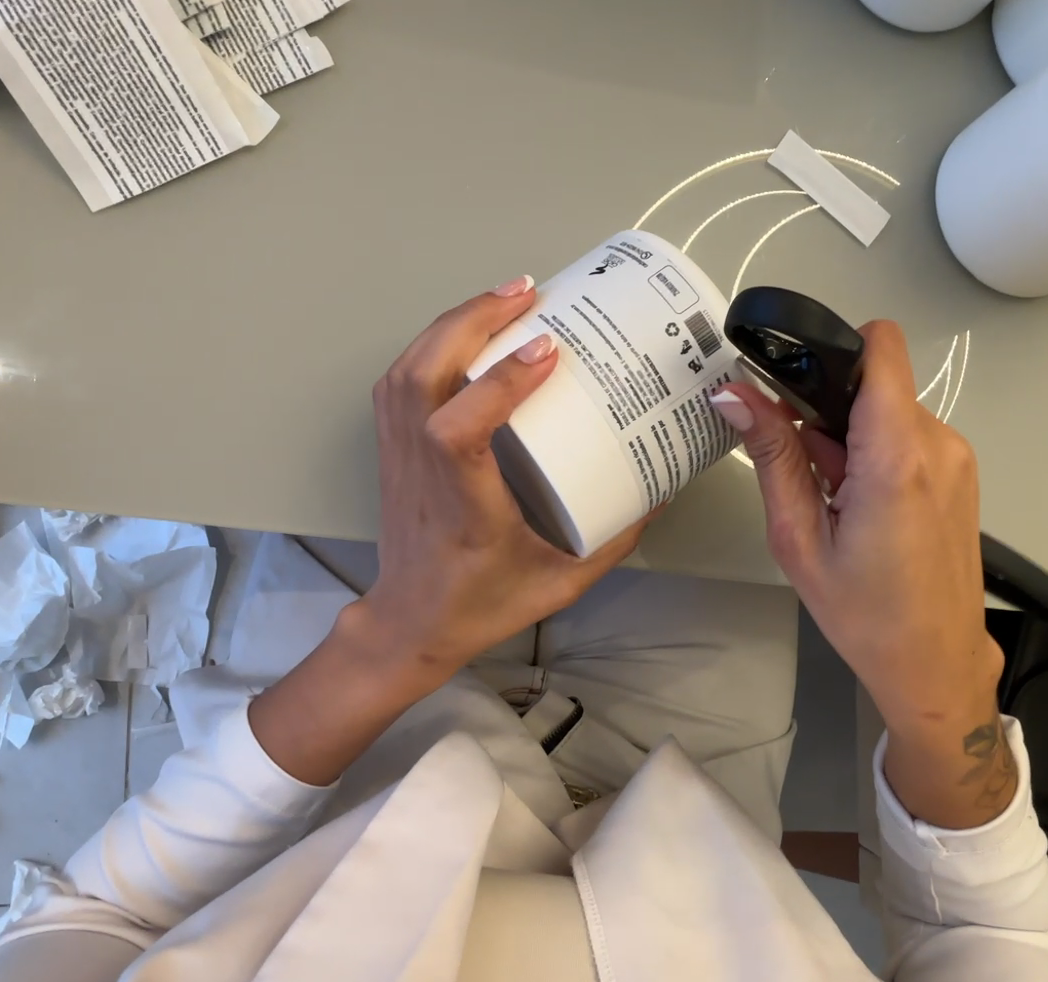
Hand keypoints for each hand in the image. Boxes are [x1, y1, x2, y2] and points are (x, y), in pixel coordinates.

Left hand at [248, 279, 650, 785]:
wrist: (410, 622)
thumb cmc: (481, 607)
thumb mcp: (561, 583)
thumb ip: (614, 540)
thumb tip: (657, 490)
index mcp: (462, 505)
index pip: (459, 429)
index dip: (500, 382)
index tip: (548, 348)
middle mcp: (421, 470)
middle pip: (423, 376)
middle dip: (472, 321)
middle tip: (528, 293)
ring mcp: (397, 455)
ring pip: (406, 368)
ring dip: (452, 322)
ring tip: (503, 299)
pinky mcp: (391, 448)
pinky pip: (399, 380)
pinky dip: (431, 342)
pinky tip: (466, 333)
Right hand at [710, 321, 1010, 827]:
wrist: (934, 664)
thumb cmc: (862, 613)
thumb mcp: (799, 538)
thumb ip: (772, 457)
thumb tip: (733, 395)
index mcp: (897, 455)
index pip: (878, 346)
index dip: (831, 347)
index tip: (791, 380)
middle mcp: (938, 442)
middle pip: (873, 383)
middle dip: (827, 410)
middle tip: (798, 468)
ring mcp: (956, 457)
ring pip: (887, 410)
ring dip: (848, 437)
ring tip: (829, 499)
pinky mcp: (960, 473)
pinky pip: (906, 436)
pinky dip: (873, 454)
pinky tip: (857, 506)